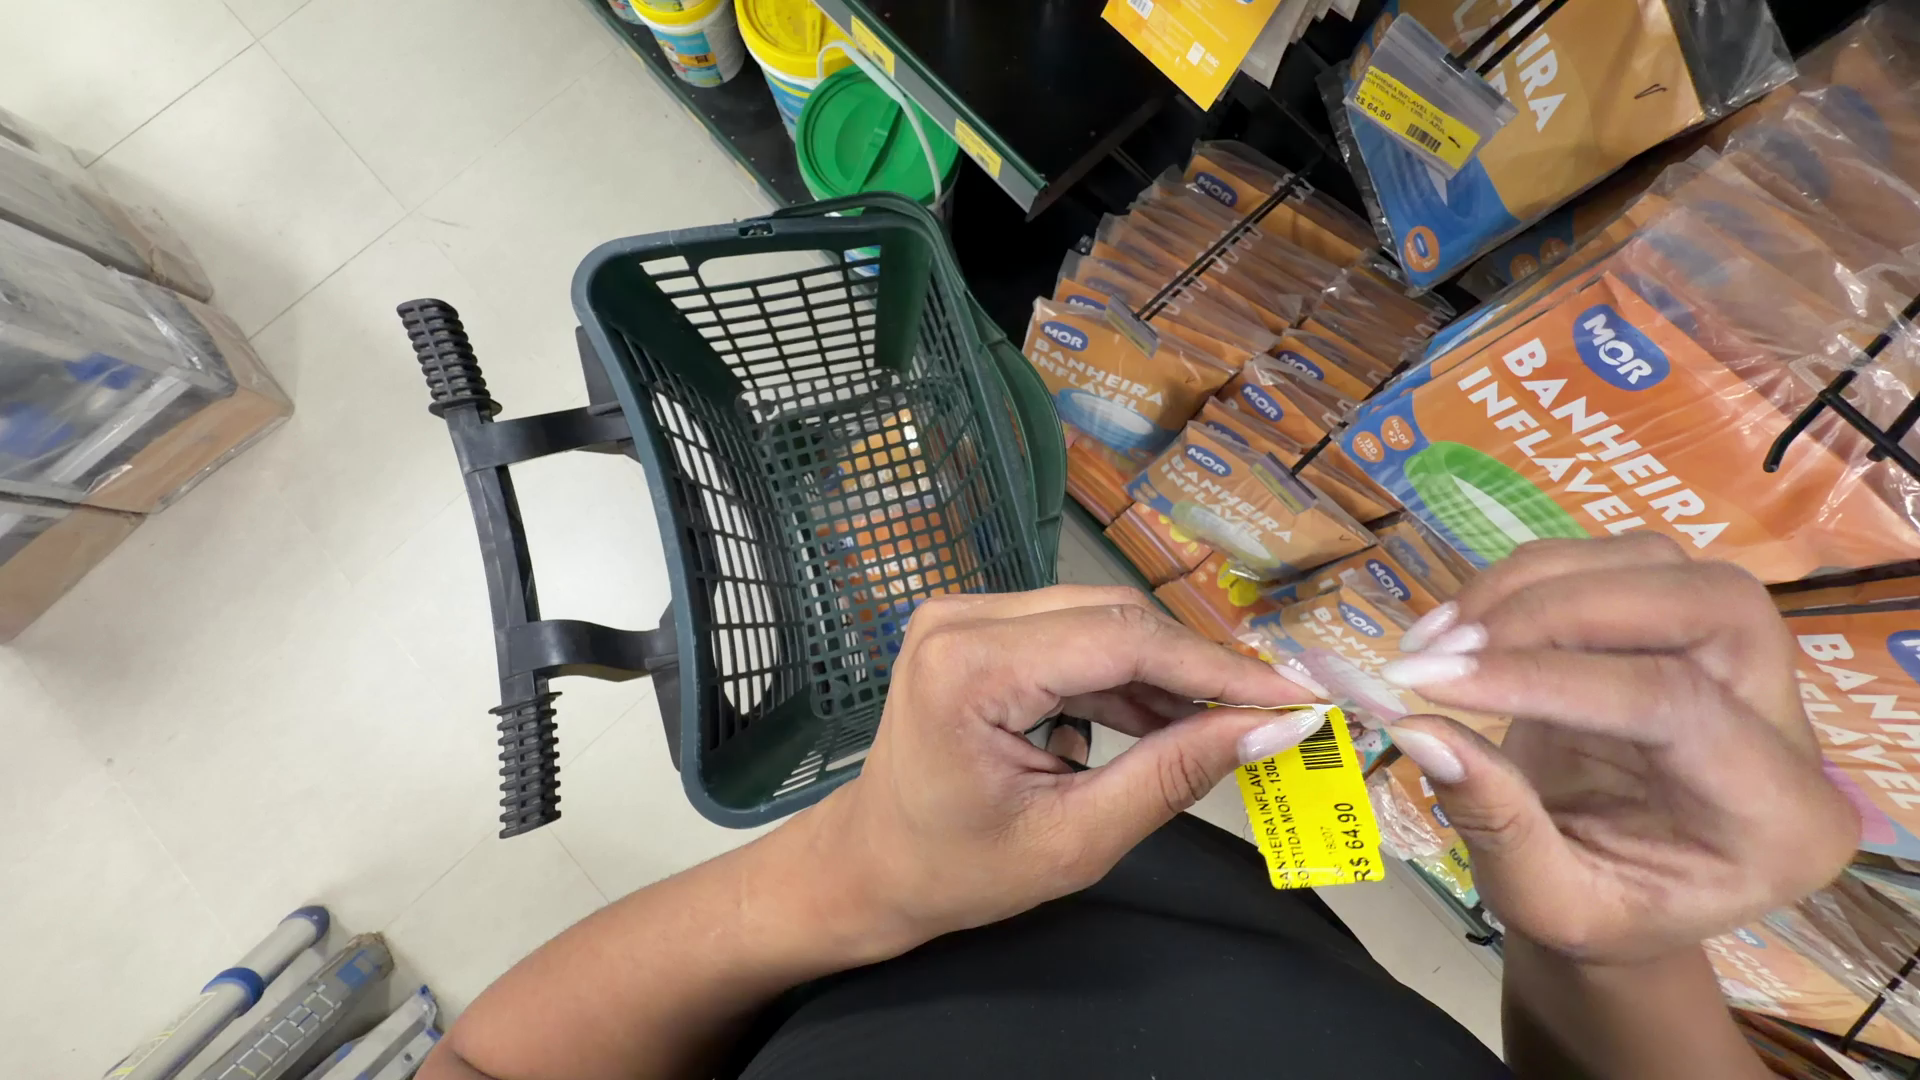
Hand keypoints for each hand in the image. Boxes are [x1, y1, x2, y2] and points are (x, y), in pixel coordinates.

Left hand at [811, 585, 1321, 947]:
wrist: (874, 861)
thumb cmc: (957, 870)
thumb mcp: (1074, 839)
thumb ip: (1173, 775)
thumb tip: (1270, 726)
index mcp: (970, 666)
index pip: (1121, 640)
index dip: (1215, 666)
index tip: (1292, 695)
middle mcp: (962, 617)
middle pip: (1111, 616)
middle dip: (1192, 666)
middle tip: (1263, 713)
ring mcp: (964, 614)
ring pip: (1097, 620)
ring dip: (1160, 672)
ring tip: (1215, 726)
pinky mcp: (976, 627)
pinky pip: (1069, 635)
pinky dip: (1120, 676)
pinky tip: (1159, 719)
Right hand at [1376, 534, 1855, 964]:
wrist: (1621, 889)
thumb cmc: (1594, 911)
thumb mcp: (1543, 899)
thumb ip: (1491, 820)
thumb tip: (1413, 728)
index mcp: (1773, 814)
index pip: (1669, 702)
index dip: (1534, 678)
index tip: (1419, 680)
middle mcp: (1782, 724)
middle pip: (1701, 601)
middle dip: (1551, 607)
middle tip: (1441, 647)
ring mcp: (1736, 666)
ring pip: (1653, 561)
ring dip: (1526, 584)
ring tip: (1435, 636)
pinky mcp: (1671, 633)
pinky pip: (1605, 564)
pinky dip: (1518, 580)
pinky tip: (1456, 625)